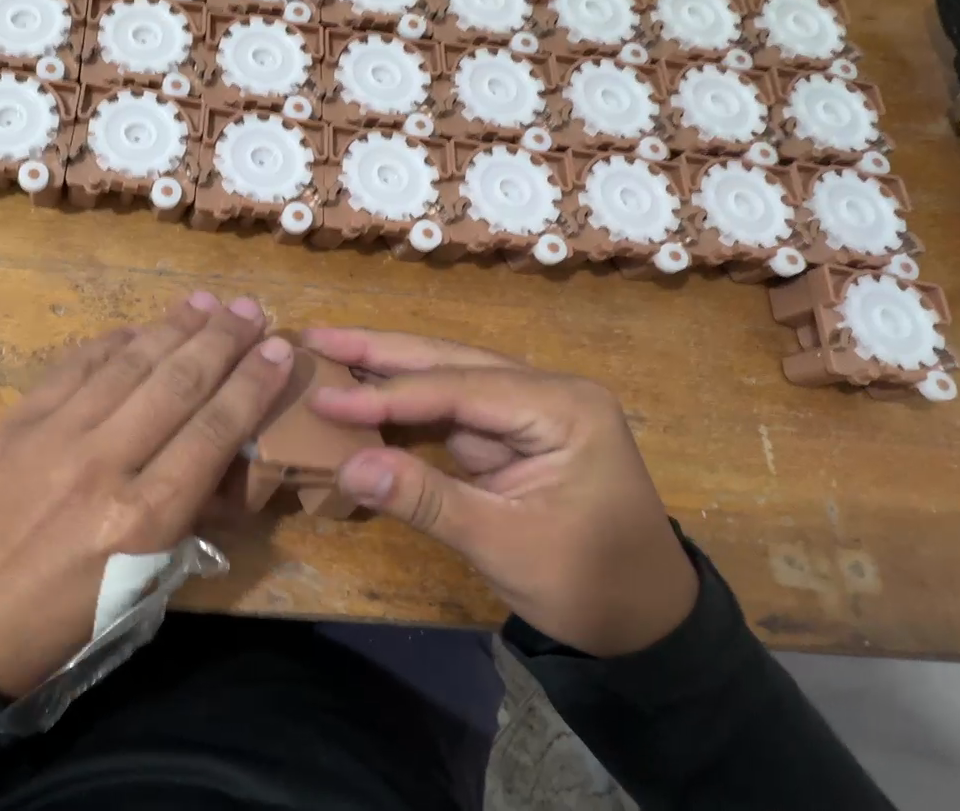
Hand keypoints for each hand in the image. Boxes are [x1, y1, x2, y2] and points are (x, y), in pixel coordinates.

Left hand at [0, 293, 293, 696]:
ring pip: (127, 365)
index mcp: (141, 519)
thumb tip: (220, 461)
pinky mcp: (15, 422)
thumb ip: (183, 519)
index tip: (278, 351)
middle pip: (176, 385)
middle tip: (251, 309)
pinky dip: (111, 343)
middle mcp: (102, 464)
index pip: (213, 431)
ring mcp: (53, 435)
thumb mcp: (140, 590)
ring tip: (205, 303)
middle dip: (221, 342)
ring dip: (172, 328)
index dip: (252, 386)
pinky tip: (137, 328)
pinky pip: (72, 368)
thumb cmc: (59, 622)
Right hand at [303, 329, 696, 657]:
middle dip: (377, 350)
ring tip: (324, 351)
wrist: (646, 622)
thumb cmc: (589, 583)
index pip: (457, 388)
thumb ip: (425, 500)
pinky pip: (443, 409)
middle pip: (448, 361)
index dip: (386, 394)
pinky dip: (399, 404)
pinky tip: (358, 393)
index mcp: (561, 407)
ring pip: (442, 376)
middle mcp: (543, 392)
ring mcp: (524, 410)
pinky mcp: (506, 433)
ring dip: (383, 368)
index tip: (322, 398)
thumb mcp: (505, 544)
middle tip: (312, 337)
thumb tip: (347, 467)